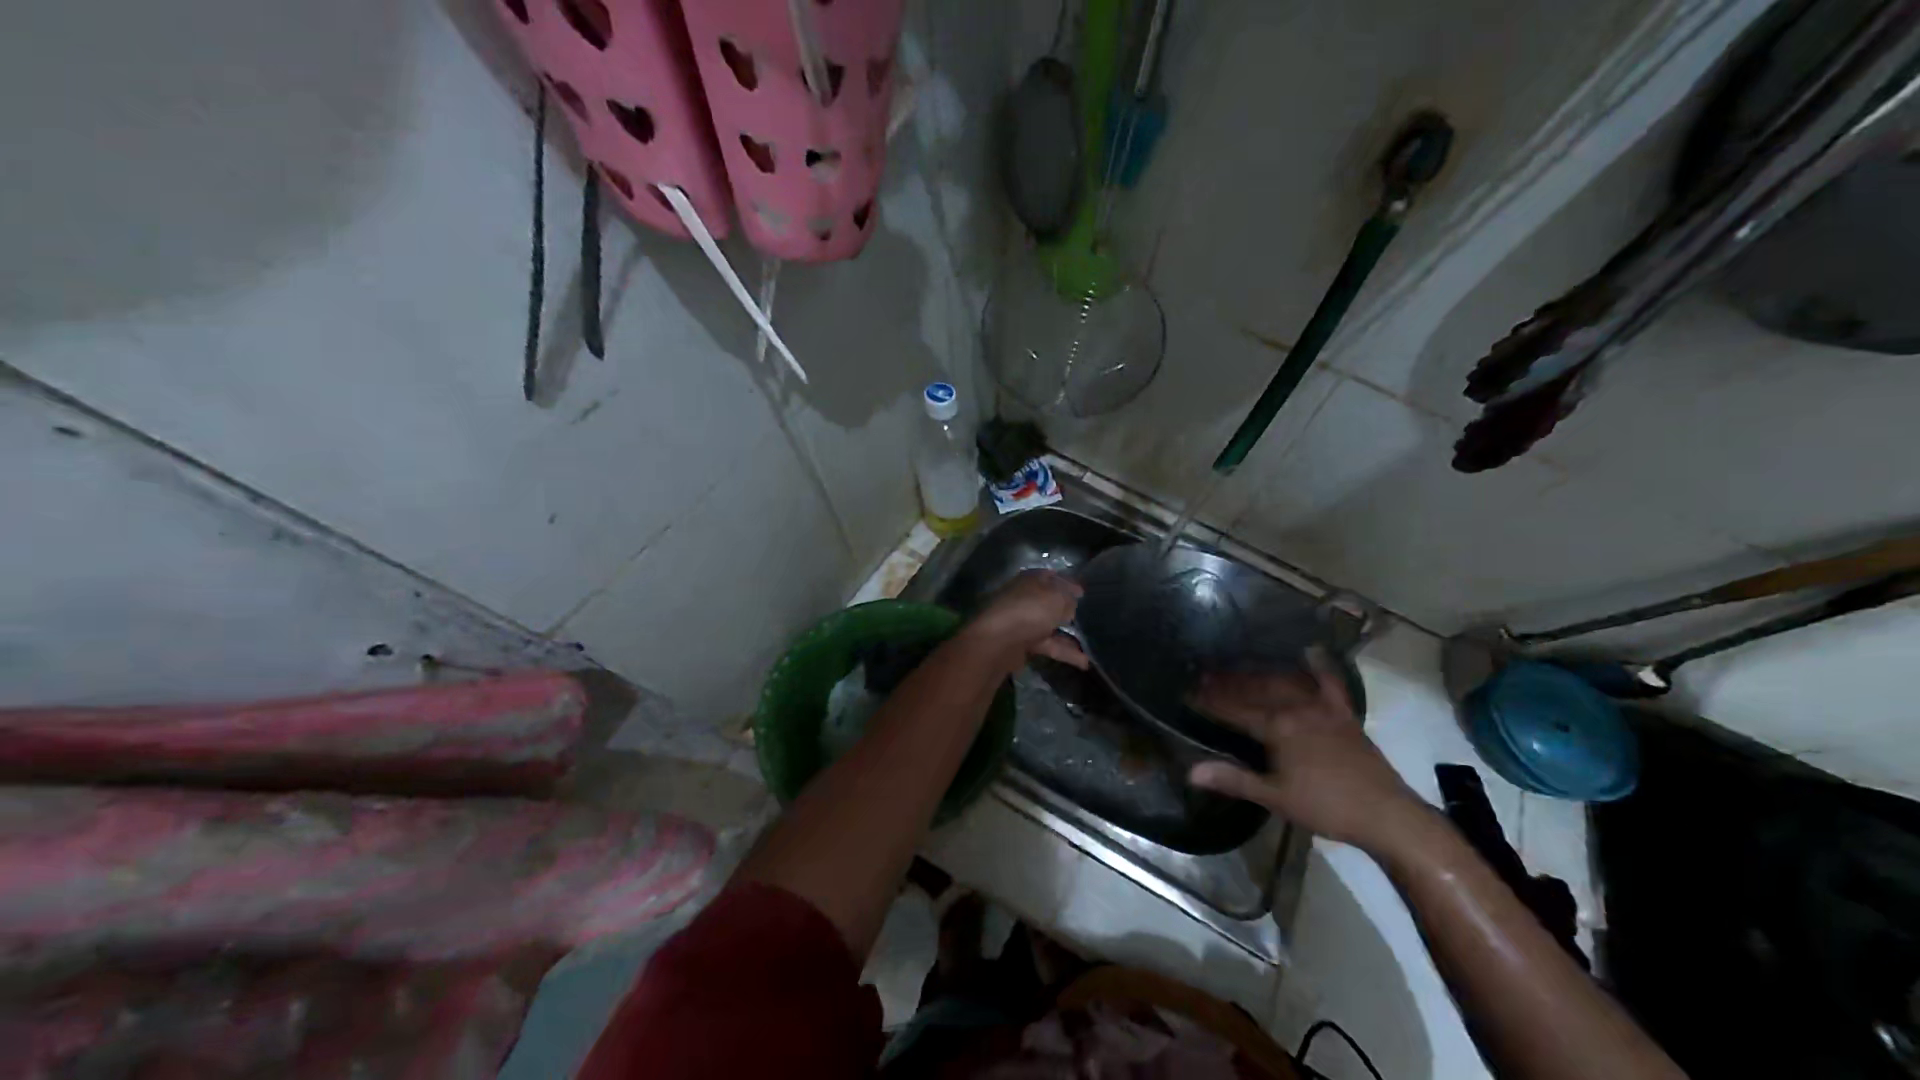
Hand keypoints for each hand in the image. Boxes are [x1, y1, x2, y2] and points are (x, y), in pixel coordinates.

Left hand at [965, 570, 1088, 668]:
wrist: (998, 641)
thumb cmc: (1030, 611)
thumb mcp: (1057, 598)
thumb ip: (1068, 598)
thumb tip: (1070, 605)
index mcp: (1031, 580)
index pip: (1052, 577)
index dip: (1068, 583)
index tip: (1083, 593)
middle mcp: (1025, 598)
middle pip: (1050, 602)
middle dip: (1068, 609)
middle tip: (1088, 616)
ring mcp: (1023, 622)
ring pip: (1050, 626)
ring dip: (1070, 635)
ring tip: (1092, 643)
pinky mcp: (1023, 643)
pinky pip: (1048, 645)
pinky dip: (1065, 652)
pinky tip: (1084, 663)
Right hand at [1186, 649, 1428, 851]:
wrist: (1386, 814)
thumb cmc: (1326, 807)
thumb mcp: (1275, 797)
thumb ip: (1233, 779)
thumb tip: (1191, 771)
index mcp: (1278, 728)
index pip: (1234, 709)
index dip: (1209, 702)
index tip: (1187, 692)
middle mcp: (1298, 708)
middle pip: (1256, 690)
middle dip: (1228, 683)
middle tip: (1205, 676)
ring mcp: (1323, 708)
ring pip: (1285, 683)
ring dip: (1259, 675)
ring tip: (1239, 668)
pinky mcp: (1344, 714)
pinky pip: (1329, 683)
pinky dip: (1318, 667)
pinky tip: (1310, 650)